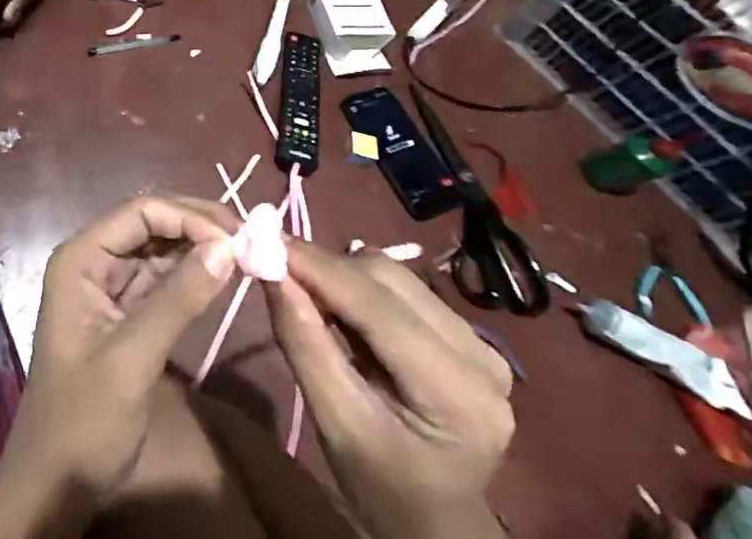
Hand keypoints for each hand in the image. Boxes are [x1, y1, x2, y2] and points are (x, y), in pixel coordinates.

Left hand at [5, 196, 239, 503]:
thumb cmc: (83, 422)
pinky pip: (168, 277)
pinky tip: (226, 275)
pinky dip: (197, 273)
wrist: (58, 486)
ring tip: (247, 252)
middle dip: (201, 226)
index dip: (189, 217)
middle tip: (250, 239)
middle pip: (155, 222)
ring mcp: (112, 285)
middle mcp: (95, 261)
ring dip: (204, 246)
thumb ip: (178, 300)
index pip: (141, 213)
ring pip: (165, 246)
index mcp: (81, 260)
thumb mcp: (131, 360)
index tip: (234, 240)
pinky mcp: (130, 310)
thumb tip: (228, 247)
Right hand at [267, 241, 513, 538]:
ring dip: (345, 275)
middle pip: (392, 282)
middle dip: (330, 269)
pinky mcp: (471, 335)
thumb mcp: (336, 427)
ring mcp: (483, 342)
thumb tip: (273, 272)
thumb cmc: (380, 489)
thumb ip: (305, 346)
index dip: (321, 268)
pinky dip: (364, 288)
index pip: (380, 308)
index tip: (268, 241)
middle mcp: (482, 355)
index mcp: (459, 393)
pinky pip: (407, 290)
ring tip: (308, 292)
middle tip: (279, 269)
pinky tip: (342, 307)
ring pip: (398, 277)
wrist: (433, 523)